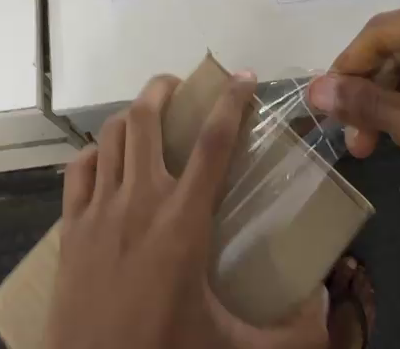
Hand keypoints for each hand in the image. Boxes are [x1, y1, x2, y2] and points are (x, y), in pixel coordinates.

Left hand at [47, 74, 327, 348]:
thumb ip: (292, 336)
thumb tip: (328, 307)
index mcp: (183, 222)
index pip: (214, 143)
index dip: (231, 102)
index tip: (245, 77)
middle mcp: (140, 200)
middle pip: (146, 118)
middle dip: (165, 89)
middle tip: (184, 87)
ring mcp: (99, 210)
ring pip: (111, 134)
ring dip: (131, 114)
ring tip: (149, 114)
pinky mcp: (70, 227)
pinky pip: (79, 168)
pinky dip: (95, 152)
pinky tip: (109, 160)